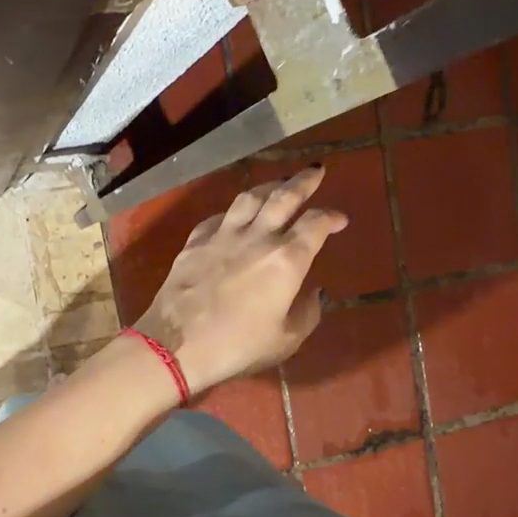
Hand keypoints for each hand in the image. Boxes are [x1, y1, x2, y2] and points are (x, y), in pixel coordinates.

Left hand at [134, 165, 347, 394]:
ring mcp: (222, 236)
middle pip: (284, 197)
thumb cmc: (237, 346)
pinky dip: (232, 212)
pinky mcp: (195, 242)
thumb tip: (314, 294)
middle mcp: (257, 237)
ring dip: (268, 186)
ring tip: (278, 184)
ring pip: (249, 198)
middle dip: (303, 181)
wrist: (177, 344)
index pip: (316, 225)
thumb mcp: (285, 340)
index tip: (340, 219)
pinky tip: (233, 215)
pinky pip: (217, 217)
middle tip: (316, 170)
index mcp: (286, 260)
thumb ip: (306, 313)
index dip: (331, 217)